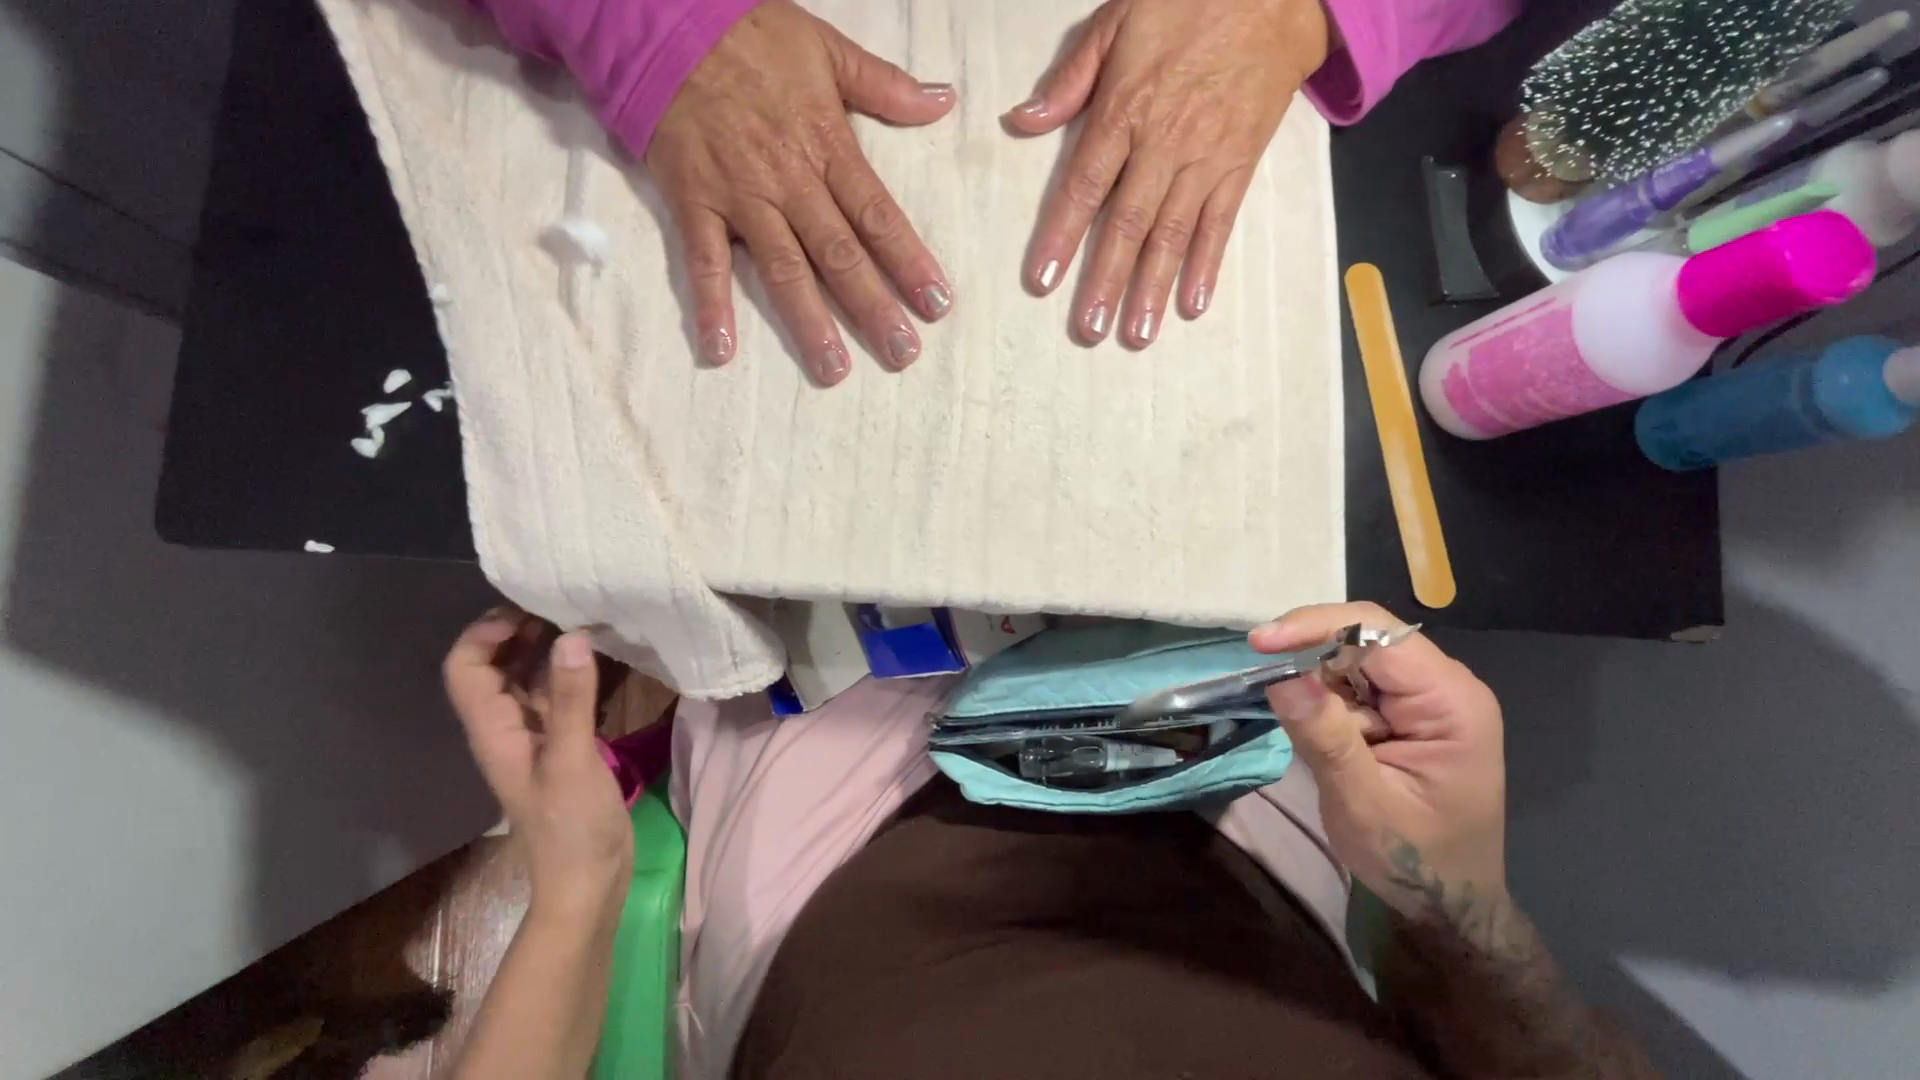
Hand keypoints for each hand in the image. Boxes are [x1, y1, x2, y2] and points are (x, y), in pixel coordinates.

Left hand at [444, 608, 632, 911]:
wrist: (587, 883)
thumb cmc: (571, 827)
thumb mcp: (572, 760)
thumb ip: (572, 699)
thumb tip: (573, 635)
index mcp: (494, 730)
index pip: (466, 668)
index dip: (485, 635)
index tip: (528, 612)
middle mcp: (508, 727)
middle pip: (494, 667)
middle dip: (517, 631)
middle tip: (561, 604)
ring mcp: (536, 737)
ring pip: (527, 679)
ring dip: (546, 649)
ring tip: (581, 619)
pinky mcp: (564, 745)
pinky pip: (558, 697)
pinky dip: (571, 673)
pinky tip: (599, 658)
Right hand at [646, 1, 956, 384]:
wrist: (662, 15)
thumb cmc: (749, 33)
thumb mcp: (827, 48)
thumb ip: (887, 85)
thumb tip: (943, 101)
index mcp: (828, 148)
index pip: (879, 216)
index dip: (910, 262)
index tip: (937, 304)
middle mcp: (789, 182)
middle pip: (840, 256)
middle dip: (873, 308)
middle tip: (901, 354)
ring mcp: (741, 196)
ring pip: (783, 269)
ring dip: (810, 323)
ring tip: (834, 370)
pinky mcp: (694, 202)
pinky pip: (703, 262)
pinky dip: (711, 305)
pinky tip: (721, 350)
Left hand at [1006, 0, 1328, 347]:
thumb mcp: (1117, 19)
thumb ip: (1070, 78)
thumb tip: (1021, 121)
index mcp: (1124, 110)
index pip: (1083, 185)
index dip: (1062, 235)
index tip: (1043, 280)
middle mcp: (1162, 144)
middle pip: (1127, 223)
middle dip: (1106, 281)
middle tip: (1089, 330)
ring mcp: (1204, 159)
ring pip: (1172, 234)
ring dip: (1152, 288)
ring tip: (1137, 335)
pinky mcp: (1239, 164)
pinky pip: (1221, 223)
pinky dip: (1206, 265)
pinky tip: (1192, 304)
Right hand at [1253, 603, 1506, 922]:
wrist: (1446, 905)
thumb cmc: (1414, 860)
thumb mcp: (1362, 803)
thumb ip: (1326, 737)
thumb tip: (1282, 677)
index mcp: (1452, 702)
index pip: (1379, 635)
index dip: (1316, 628)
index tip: (1258, 644)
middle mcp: (1445, 687)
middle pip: (1364, 639)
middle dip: (1310, 660)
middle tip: (1267, 688)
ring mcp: (1426, 697)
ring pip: (1352, 659)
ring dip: (1317, 687)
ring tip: (1313, 740)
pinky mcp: (1406, 710)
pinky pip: (1354, 683)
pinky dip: (1324, 701)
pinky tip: (1322, 737)